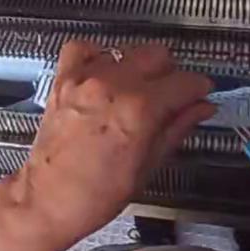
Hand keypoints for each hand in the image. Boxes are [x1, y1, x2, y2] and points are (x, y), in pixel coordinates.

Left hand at [2, 41, 213, 250]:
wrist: (49, 201)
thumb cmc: (94, 194)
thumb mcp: (149, 164)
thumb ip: (177, 127)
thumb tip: (200, 109)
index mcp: (140, 109)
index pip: (185, 81)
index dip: (199, 89)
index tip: (200, 94)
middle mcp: (113, 86)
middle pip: (158, 56)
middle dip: (171, 75)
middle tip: (171, 97)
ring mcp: (86, 80)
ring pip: (127, 51)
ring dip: (138, 68)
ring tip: (138, 92)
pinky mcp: (65, 81)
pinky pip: (84, 49)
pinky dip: (98, 56)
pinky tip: (106, 75)